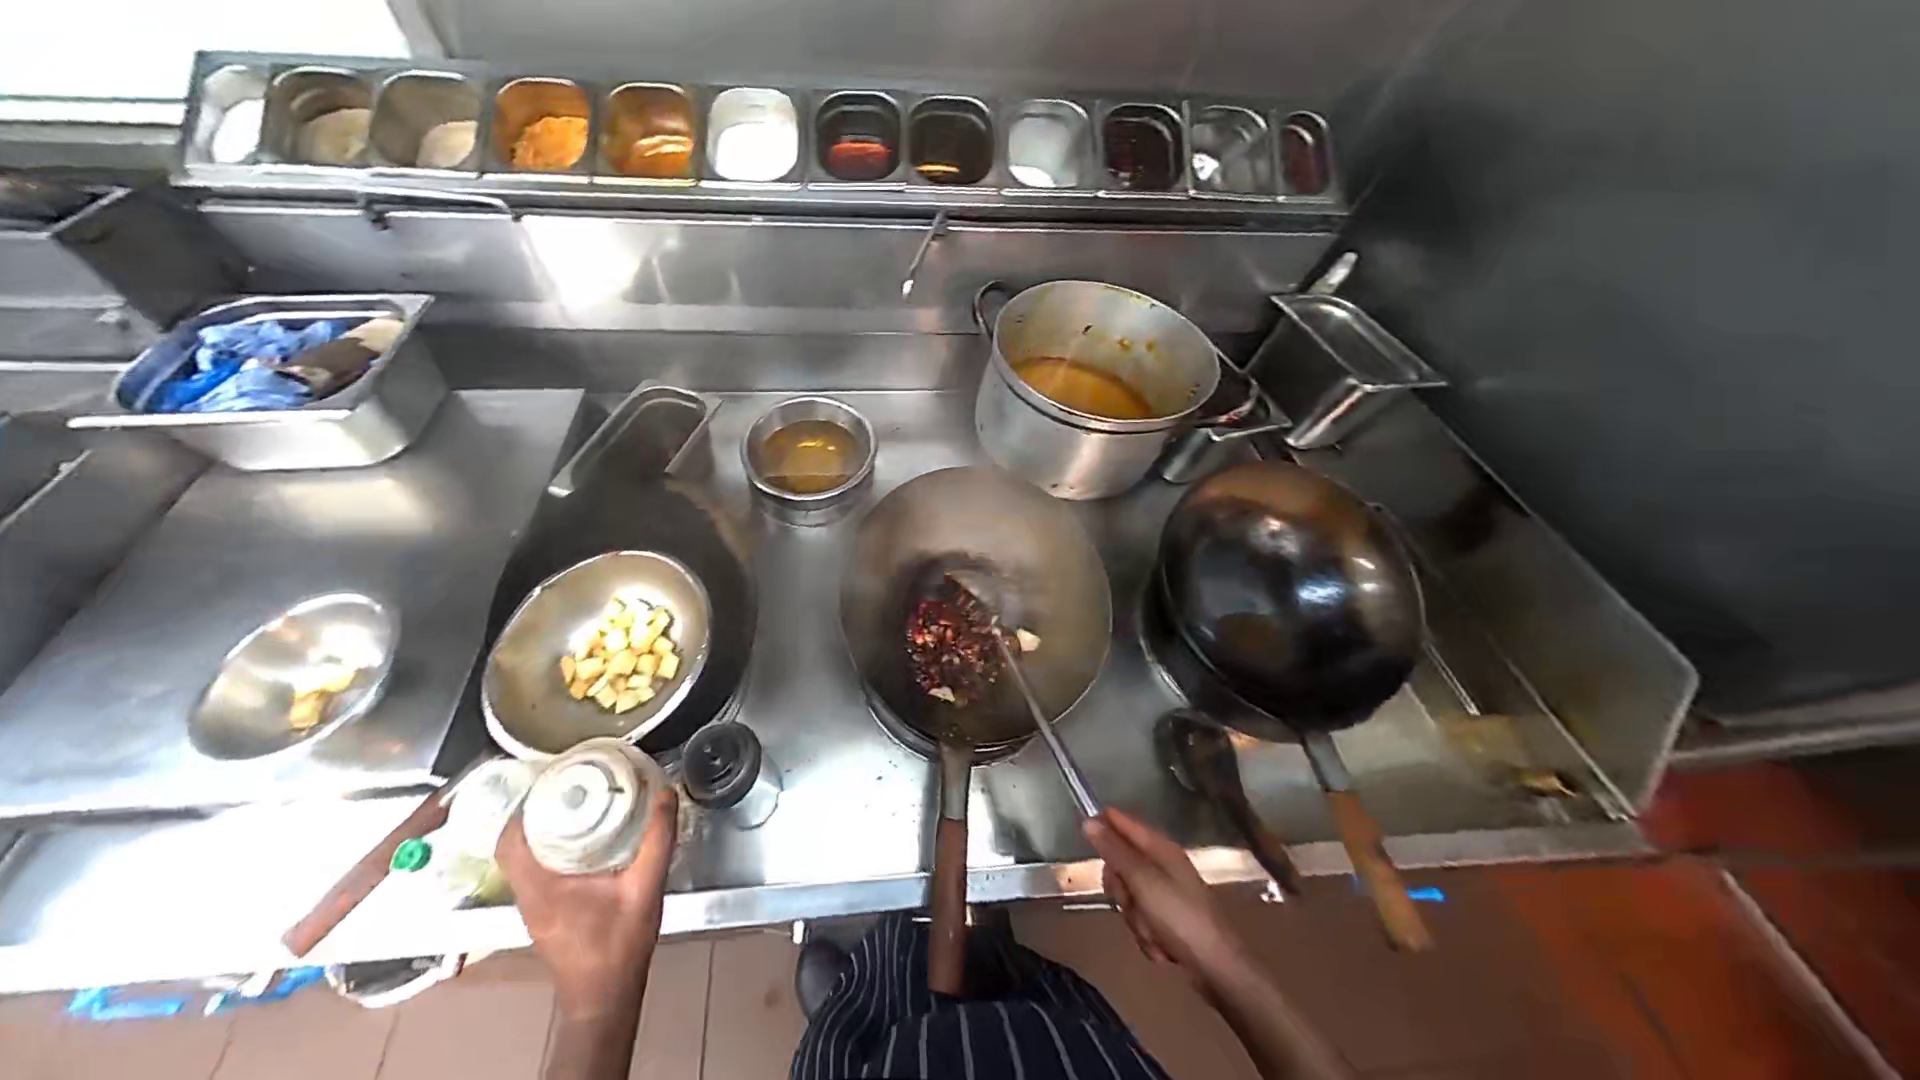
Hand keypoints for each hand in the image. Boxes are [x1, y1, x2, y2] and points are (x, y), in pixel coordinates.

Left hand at [497, 786, 677, 1017]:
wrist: (606, 995)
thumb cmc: (620, 945)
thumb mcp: (645, 887)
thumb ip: (657, 840)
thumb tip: (665, 794)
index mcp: (541, 889)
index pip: (510, 843)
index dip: (522, 809)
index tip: (548, 782)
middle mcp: (529, 897)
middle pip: (515, 847)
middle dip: (536, 812)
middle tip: (568, 785)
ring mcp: (534, 907)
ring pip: (525, 859)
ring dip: (544, 830)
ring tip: (578, 803)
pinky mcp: (546, 912)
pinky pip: (538, 871)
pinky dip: (554, 848)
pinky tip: (586, 838)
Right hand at [1083, 808, 1244, 991]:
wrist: (1218, 969)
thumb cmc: (1180, 918)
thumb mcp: (1142, 881)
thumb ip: (1114, 851)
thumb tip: (1088, 820)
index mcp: (1160, 847)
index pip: (1121, 821)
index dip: (1103, 830)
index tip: (1090, 850)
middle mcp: (1161, 865)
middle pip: (1119, 863)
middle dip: (1120, 888)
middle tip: (1130, 899)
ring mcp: (1165, 893)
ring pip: (1127, 895)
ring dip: (1134, 917)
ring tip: (1152, 931)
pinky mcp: (1167, 918)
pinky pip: (1140, 918)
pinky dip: (1146, 935)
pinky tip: (1160, 947)